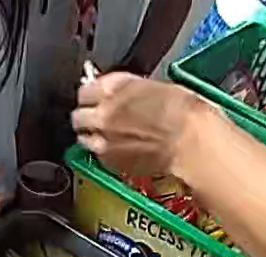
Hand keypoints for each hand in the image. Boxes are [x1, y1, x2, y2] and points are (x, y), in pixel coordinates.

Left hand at [72, 72, 214, 177]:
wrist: (187, 142)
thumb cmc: (180, 112)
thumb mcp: (151, 85)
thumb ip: (125, 90)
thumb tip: (116, 93)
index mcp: (113, 89)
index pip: (84, 90)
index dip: (90, 94)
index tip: (95, 96)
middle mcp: (103, 115)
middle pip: (78, 116)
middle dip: (85, 116)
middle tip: (96, 117)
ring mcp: (103, 141)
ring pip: (83, 138)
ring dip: (91, 136)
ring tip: (105, 135)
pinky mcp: (109, 162)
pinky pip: (96, 155)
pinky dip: (102, 152)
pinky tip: (118, 148)